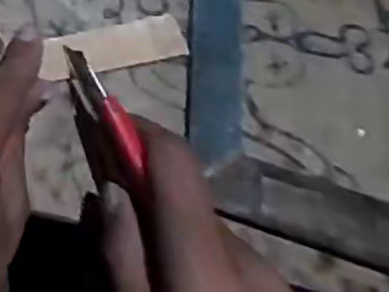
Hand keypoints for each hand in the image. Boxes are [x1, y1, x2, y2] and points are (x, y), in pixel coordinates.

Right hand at [95, 118, 291, 291]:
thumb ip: (120, 252)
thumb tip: (112, 189)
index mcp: (207, 264)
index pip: (176, 163)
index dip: (140, 129)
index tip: (108, 115)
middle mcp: (252, 266)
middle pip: (190, 207)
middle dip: (152, 207)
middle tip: (118, 232)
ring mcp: (280, 289)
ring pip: (215, 241)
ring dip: (182, 245)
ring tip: (158, 281)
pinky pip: (240, 271)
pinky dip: (210, 272)